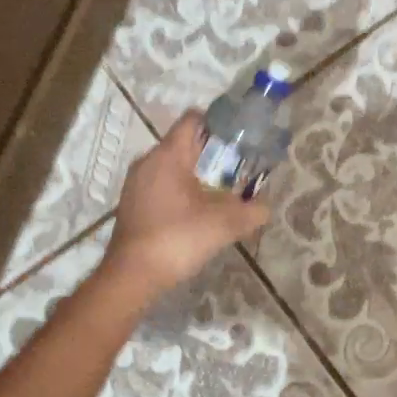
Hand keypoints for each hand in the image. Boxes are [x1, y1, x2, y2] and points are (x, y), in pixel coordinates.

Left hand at [102, 110, 271, 296]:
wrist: (132, 276)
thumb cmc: (177, 239)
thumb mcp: (222, 226)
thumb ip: (250, 212)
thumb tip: (265, 207)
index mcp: (168, 155)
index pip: (193, 120)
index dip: (218, 124)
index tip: (240, 139)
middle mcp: (148, 161)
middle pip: (183, 143)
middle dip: (211, 154)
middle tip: (238, 170)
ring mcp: (136, 183)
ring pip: (171, 166)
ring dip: (195, 174)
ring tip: (220, 193)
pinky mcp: (131, 203)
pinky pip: (160, 184)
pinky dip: (179, 190)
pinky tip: (195, 212)